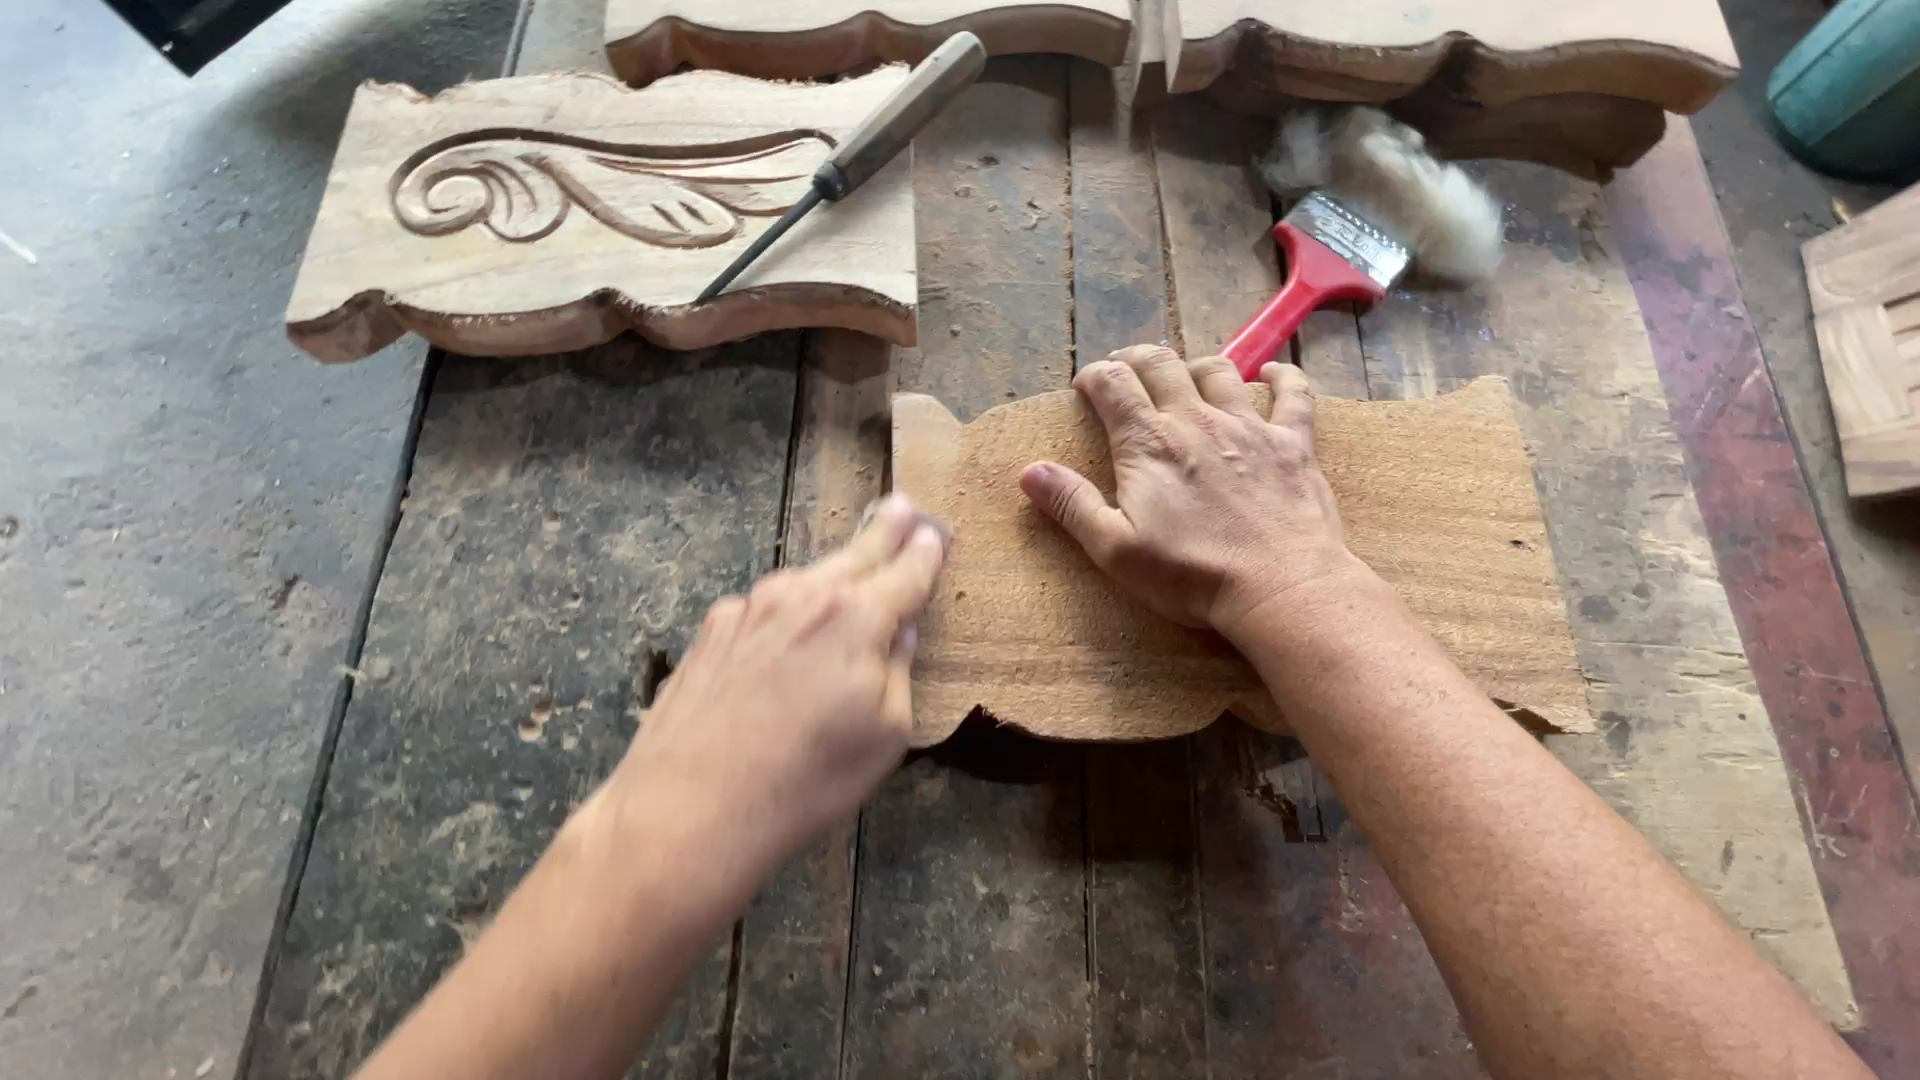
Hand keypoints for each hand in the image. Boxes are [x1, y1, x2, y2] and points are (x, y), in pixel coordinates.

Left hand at [600, 495, 946, 899]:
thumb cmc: (808, 779)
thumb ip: (899, 669)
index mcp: (858, 616)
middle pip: (857, 553)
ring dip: (834, 572)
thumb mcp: (886, 734)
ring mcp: (752, 605)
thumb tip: (901, 629)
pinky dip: (786, 611)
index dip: (926, 552)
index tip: (936, 533)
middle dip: (886, 529)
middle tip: (902, 506)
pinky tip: (783, 641)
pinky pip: (766, 608)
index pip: (907, 572)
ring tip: (849, 573)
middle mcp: (805, 594)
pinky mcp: (713, 627)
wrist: (690, 806)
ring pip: (807, 578)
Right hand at [1020, 345, 1367, 636]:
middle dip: (1136, 358)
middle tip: (1125, 368)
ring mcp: (1248, 427)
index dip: (1094, 376)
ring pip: (1219, 371)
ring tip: (1184, 375)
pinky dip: (1281, 377)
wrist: (1280, 586)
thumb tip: (1031, 471)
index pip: (1113, 385)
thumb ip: (1071, 504)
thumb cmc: (1189, 574)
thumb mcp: (1114, 548)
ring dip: (1194, 366)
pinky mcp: (1292, 443)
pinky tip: (1271, 373)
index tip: (1085, 386)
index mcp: (1148, 443)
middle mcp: (1196, 420)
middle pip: (1162, 365)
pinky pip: (1292, 394)